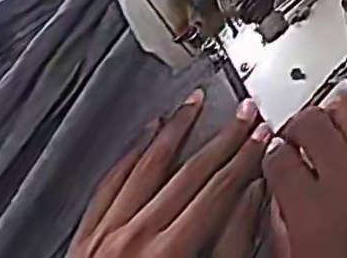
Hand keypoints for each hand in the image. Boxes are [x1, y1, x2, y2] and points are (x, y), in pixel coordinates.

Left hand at [69, 90, 269, 257]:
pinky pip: (110, 184)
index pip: (219, 188)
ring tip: (193, 104)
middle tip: (245, 111)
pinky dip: (131, 153)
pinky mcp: (83, 243)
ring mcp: (105, 237)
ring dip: (176, 129)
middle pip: (192, 171)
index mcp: (169, 254)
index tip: (263, 135)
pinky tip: (145, 135)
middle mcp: (135, 238)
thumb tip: (250, 200)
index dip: (246, 157)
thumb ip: (229, 247)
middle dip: (224, 137)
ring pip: (148, 164)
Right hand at [264, 95, 346, 257]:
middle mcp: (344, 176)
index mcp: (312, 211)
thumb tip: (277, 188)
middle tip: (296, 136)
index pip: (279, 157)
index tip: (276, 153)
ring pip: (344, 106)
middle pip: (309, 122)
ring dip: (330, 116)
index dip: (272, 153)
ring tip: (328, 128)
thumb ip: (282, 221)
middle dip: (296, 126)